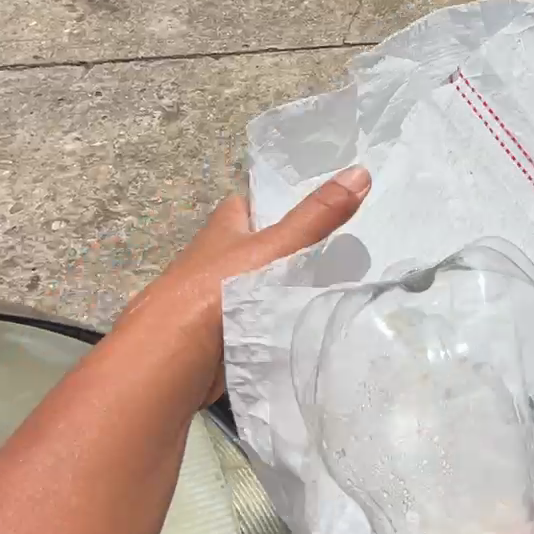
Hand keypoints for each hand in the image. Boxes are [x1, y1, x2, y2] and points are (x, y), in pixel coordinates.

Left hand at [115, 165, 371, 402]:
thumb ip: (316, 216)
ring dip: (295, 282)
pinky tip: (322, 315)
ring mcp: (223, 299)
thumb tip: (361, 170)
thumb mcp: (273, 246)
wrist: (172, 363)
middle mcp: (218, 262)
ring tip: (348, 278)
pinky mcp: (230, 332)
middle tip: (348, 241)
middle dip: (297, 244)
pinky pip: (268, 315)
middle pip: (261, 244)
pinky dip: (289, 315)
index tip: (319, 201)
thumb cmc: (215, 291)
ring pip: (266, 281)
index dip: (276, 200)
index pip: (248, 204)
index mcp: (223, 232)